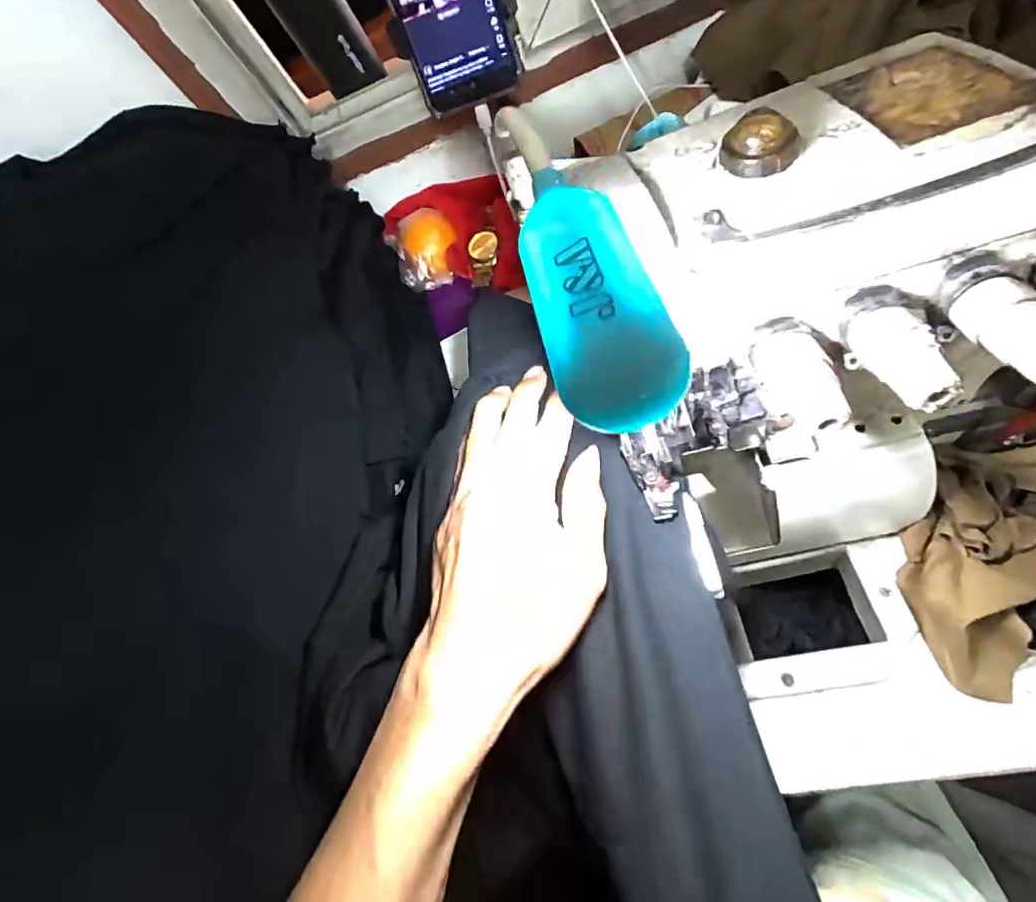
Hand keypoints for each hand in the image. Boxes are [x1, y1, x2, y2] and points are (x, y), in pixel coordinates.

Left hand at [414, 367, 606, 736]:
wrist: (466, 662)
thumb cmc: (533, 620)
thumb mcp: (583, 569)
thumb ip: (585, 506)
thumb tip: (586, 461)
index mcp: (529, 495)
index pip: (547, 434)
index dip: (560, 406)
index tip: (571, 387)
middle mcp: (491, 487)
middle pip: (508, 424)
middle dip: (525, 394)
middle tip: (539, 373)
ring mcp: (464, 501)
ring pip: (478, 436)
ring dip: (495, 407)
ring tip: (508, 388)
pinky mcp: (448, 518)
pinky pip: (463, 459)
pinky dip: (476, 435)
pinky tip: (481, 433)